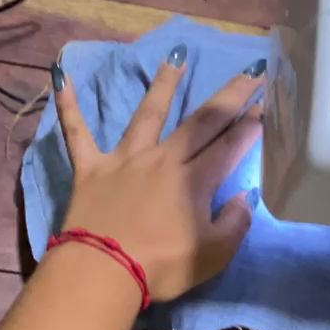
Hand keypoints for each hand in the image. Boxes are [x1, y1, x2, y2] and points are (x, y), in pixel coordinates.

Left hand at [52, 48, 263, 302]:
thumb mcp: (214, 255)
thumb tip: (244, 197)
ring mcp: (125, 160)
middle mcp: (163, 160)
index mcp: (195, 181)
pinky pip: (77, 133)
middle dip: (229, 96)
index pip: (230, 146)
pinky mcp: (91, 169)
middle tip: (249, 72)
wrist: (103, 272)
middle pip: (201, 121)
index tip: (267, 103)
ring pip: (148, 114)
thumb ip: (235, 223)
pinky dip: (68, 105)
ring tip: (175, 58)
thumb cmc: (161, 267)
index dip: (252, 124)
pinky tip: (61, 76)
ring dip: (164, 84)